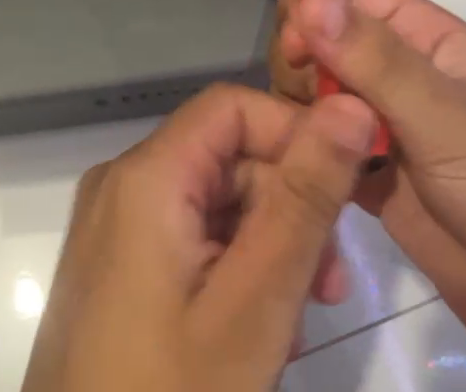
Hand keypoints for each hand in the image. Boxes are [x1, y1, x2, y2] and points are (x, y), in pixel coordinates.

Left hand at [22, 84, 379, 391]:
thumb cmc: (173, 390)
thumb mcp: (255, 300)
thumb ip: (304, 198)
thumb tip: (350, 103)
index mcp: (146, 176)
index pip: (234, 106)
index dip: (295, 134)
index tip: (344, 192)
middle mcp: (122, 186)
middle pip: (227, 156)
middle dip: (290, 204)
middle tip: (330, 283)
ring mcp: (114, 229)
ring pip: (215, 201)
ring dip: (270, 244)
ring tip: (299, 317)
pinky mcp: (117, 268)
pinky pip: (190, 238)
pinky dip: (234, 268)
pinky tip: (259, 327)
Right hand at [271, 0, 465, 390]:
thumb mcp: (449, 118)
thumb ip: (377, 61)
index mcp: (426, 38)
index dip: (313, 8)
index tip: (296, 51)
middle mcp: (396, 73)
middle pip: (319, 41)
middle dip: (301, 66)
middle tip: (312, 110)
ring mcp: (380, 126)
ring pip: (312, 94)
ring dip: (298, 113)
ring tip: (308, 150)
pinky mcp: (366, 175)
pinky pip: (318, 147)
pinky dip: (303, 154)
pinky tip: (300, 176)